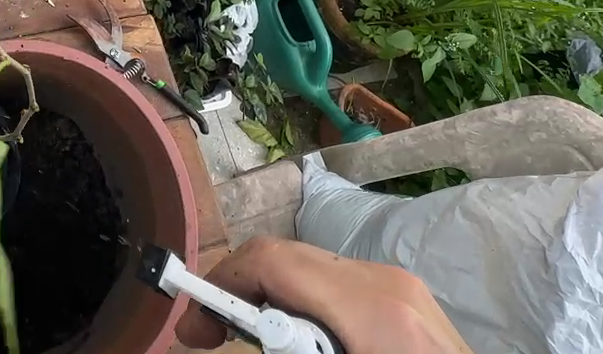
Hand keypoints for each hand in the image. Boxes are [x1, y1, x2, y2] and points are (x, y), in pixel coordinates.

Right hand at [175, 237, 471, 353]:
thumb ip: (286, 346)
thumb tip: (225, 329)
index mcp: (374, 309)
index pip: (272, 261)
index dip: (220, 285)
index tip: (193, 328)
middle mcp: (387, 281)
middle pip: (285, 257)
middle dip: (240, 292)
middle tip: (209, 337)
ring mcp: (402, 286)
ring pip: (308, 267)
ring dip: (272, 300)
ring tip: (262, 341)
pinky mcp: (409, 300)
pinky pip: (336, 284)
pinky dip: (306, 305)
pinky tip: (303, 340)